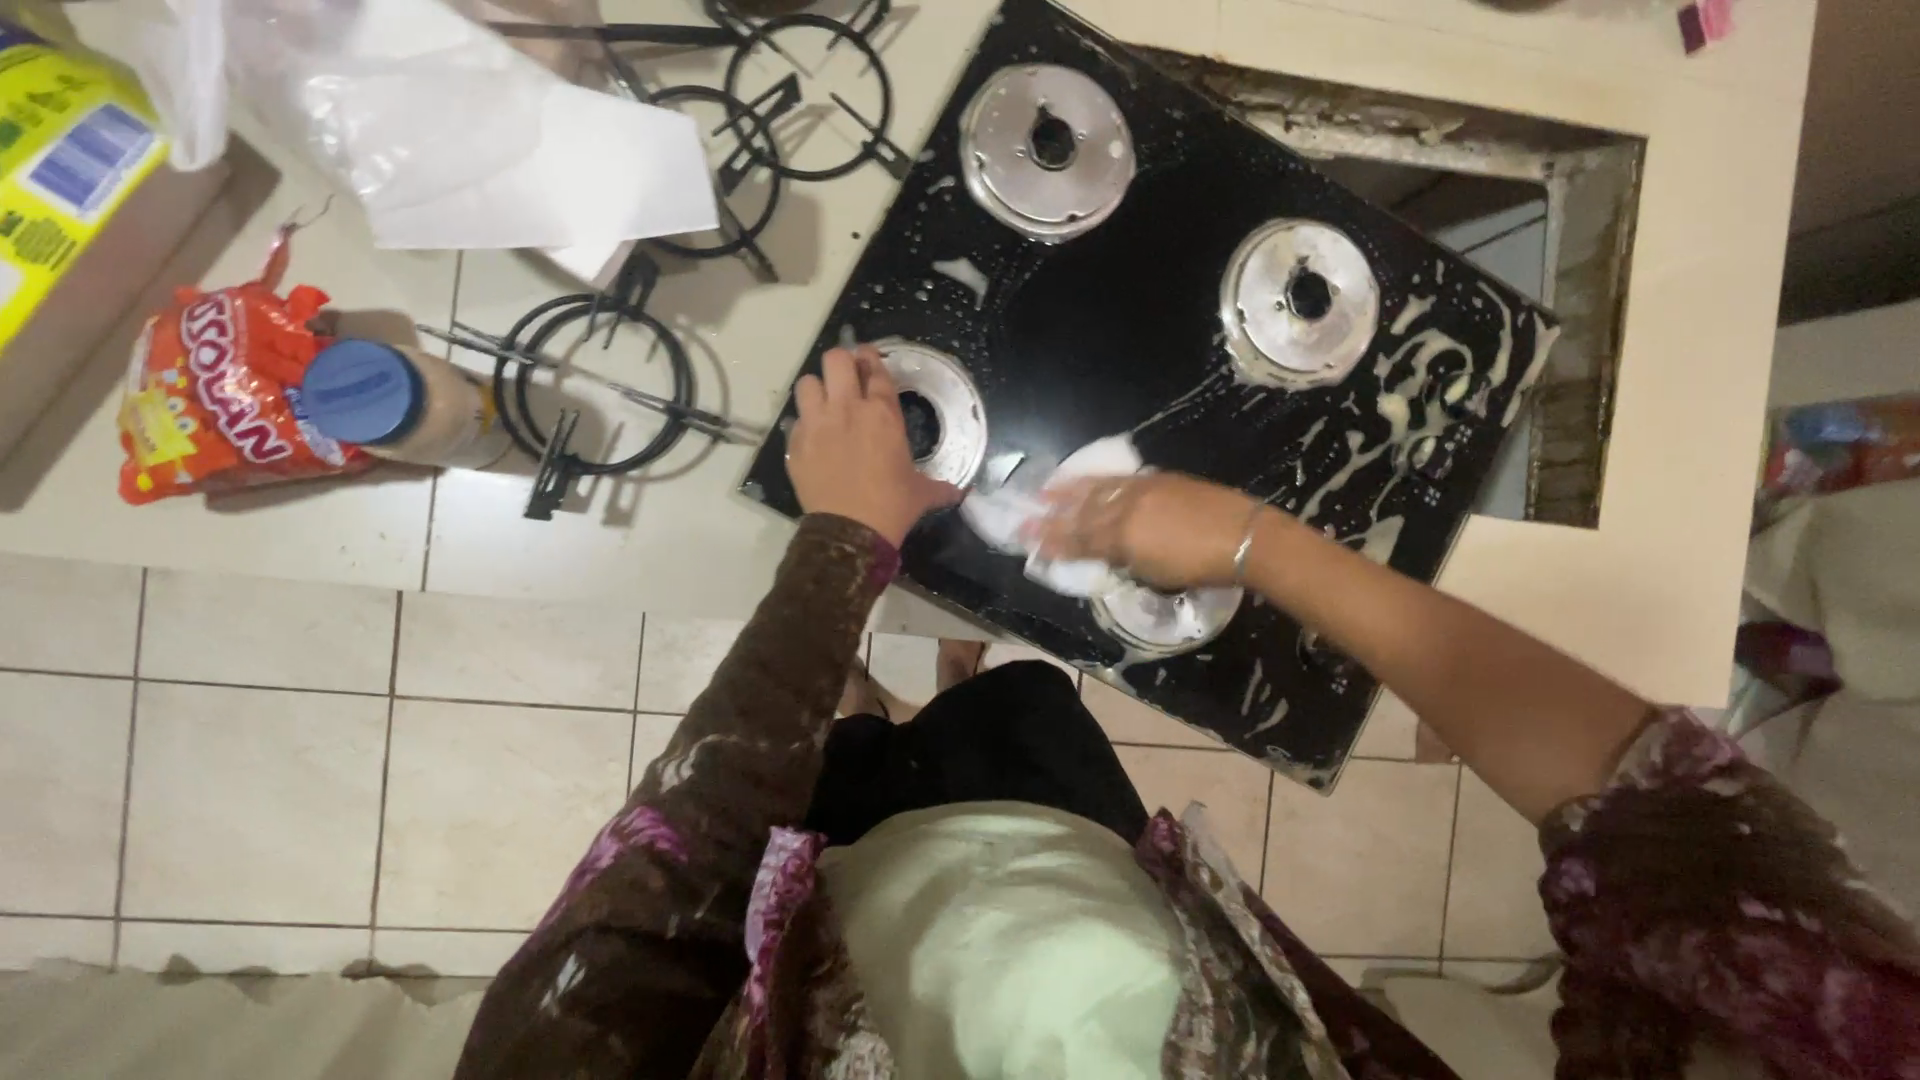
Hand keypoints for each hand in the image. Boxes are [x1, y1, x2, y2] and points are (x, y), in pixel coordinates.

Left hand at [786, 345, 962, 546]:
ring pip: (808, 382)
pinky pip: (795, 419)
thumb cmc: (892, 507)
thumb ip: (940, 487)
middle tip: (847, 377)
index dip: (871, 359)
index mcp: (883, 415)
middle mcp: (848, 409)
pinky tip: (812, 437)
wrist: (850, 532)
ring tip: (824, 403)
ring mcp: (817, 424)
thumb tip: (960, 492)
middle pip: (836, 359)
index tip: (868, 360)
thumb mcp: (921, 493)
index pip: (875, 370)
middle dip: (842, 363)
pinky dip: (803, 424)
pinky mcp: (795, 443)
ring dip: (817, 388)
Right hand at [1030, 472, 1274, 589]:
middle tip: (1026, 515)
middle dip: (1052, 516)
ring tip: (1047, 490)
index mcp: (1123, 537)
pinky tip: (1090, 482)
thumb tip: (1109, 552)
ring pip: (1097, 490)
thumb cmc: (1202, 567)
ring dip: (1070, 492)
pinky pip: (1118, 479)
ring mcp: (1143, 489)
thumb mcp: (1157, 574)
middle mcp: (1126, 508)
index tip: (1027, 539)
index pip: (1078, 539)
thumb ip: (1126, 560)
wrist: (1244, 536)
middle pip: (1081, 512)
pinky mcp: (1160, 479)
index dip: (1052, 540)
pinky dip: (1098, 482)